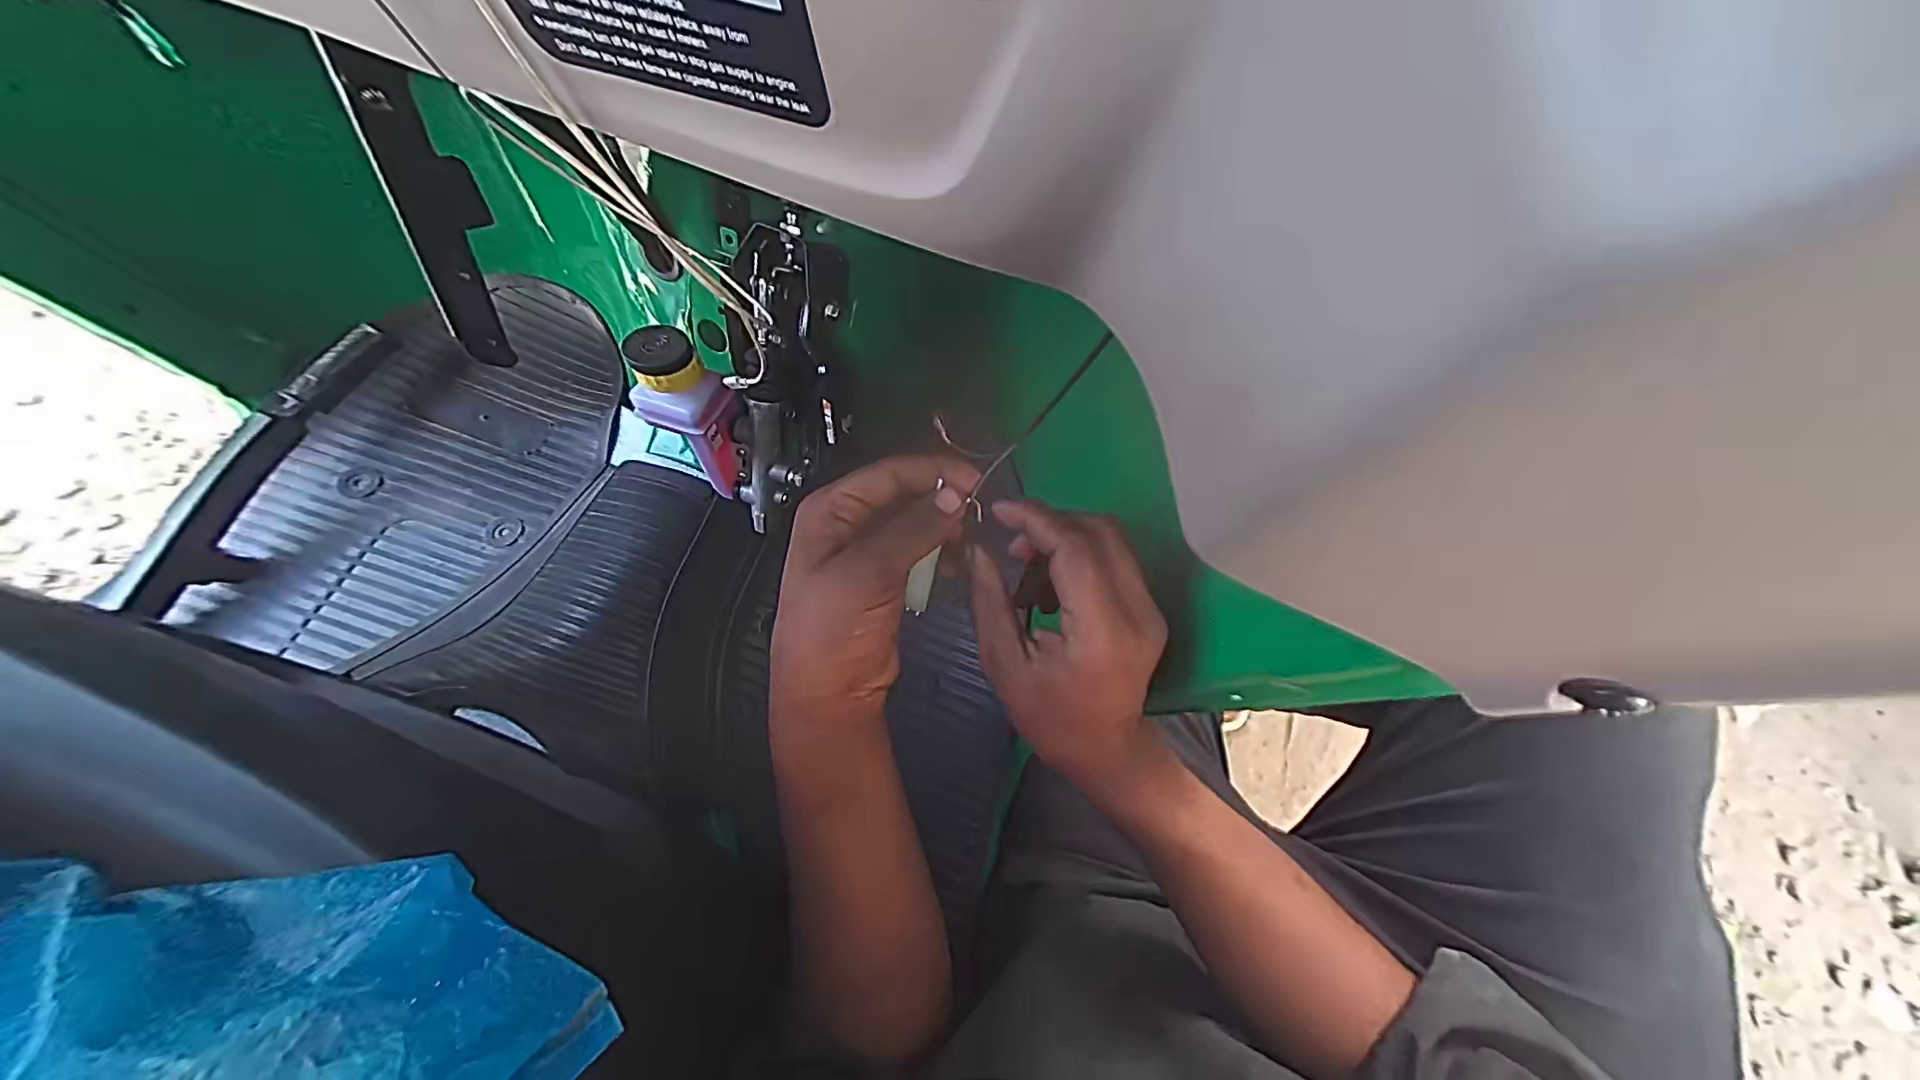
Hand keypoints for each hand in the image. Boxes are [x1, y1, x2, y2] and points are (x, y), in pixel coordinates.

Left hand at [772, 455, 980, 723]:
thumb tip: (955, 494)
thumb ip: (914, 528)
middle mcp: (849, 524)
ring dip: (945, 526)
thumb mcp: (869, 571)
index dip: (933, 471)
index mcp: (831, 510)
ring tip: (970, 536)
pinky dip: (941, 551)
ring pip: (918, 523)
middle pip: (906, 494)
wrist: (829, 693)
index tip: (974, 479)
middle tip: (979, 508)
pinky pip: (921, 551)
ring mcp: (870, 552)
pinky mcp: (889, 577)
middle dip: (943, 499)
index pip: (889, 473)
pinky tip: (957, 560)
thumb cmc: (831, 630)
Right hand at [968, 500, 1168, 790]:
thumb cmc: (1052, 720)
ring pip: (1110, 539)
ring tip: (1029, 572)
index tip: (1000, 511)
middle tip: (1013, 547)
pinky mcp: (1150, 608)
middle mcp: (1137, 612)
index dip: (1036, 520)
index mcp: (1101, 631)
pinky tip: (1052, 585)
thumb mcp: (1006, 667)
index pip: (1075, 548)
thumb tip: (979, 551)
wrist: (1109, 751)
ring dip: (1065, 537)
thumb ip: (991, 604)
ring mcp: (1150, 609)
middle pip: (1099, 532)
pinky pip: (1115, 557)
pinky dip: (1080, 554)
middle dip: (1050, 523)